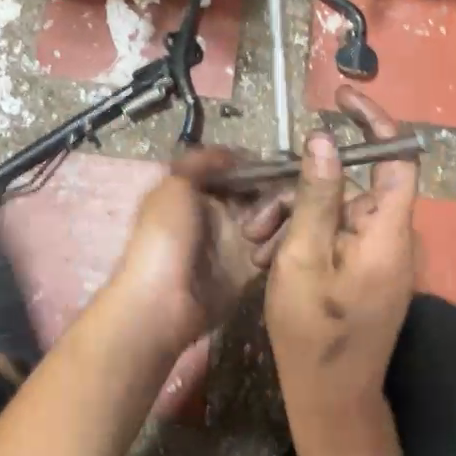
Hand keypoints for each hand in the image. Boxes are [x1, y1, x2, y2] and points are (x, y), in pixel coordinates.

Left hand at [107, 147, 288, 352]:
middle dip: (273, 188)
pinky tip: (290, 234)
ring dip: (280, 213)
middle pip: (255, 191)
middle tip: (291, 187)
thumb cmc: (165, 236)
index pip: (232, 169)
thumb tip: (234, 153)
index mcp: (195, 191)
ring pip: (269, 217)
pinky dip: (282, 240)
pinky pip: (273, 247)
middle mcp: (217, 212)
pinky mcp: (248, 268)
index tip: (278, 160)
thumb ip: (202, 163)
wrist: (164, 302)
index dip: (253, 164)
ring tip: (290, 212)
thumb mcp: (175, 185)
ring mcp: (234, 240)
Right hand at [263, 88, 417, 455]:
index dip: (374, 120)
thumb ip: (316, 196)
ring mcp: (376, 256)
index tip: (340, 96)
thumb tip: (323, 139)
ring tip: (258, 241)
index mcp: (388, 231)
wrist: (330, 400)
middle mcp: (389, 237)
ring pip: (333, 210)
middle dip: (300, 190)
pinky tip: (270, 255)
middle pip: (349, 185)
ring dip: (293, 217)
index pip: (397, 157)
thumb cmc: (314, 331)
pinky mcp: (362, 271)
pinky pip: (333, 235)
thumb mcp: (305, 258)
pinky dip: (302, 237)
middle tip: (259, 214)